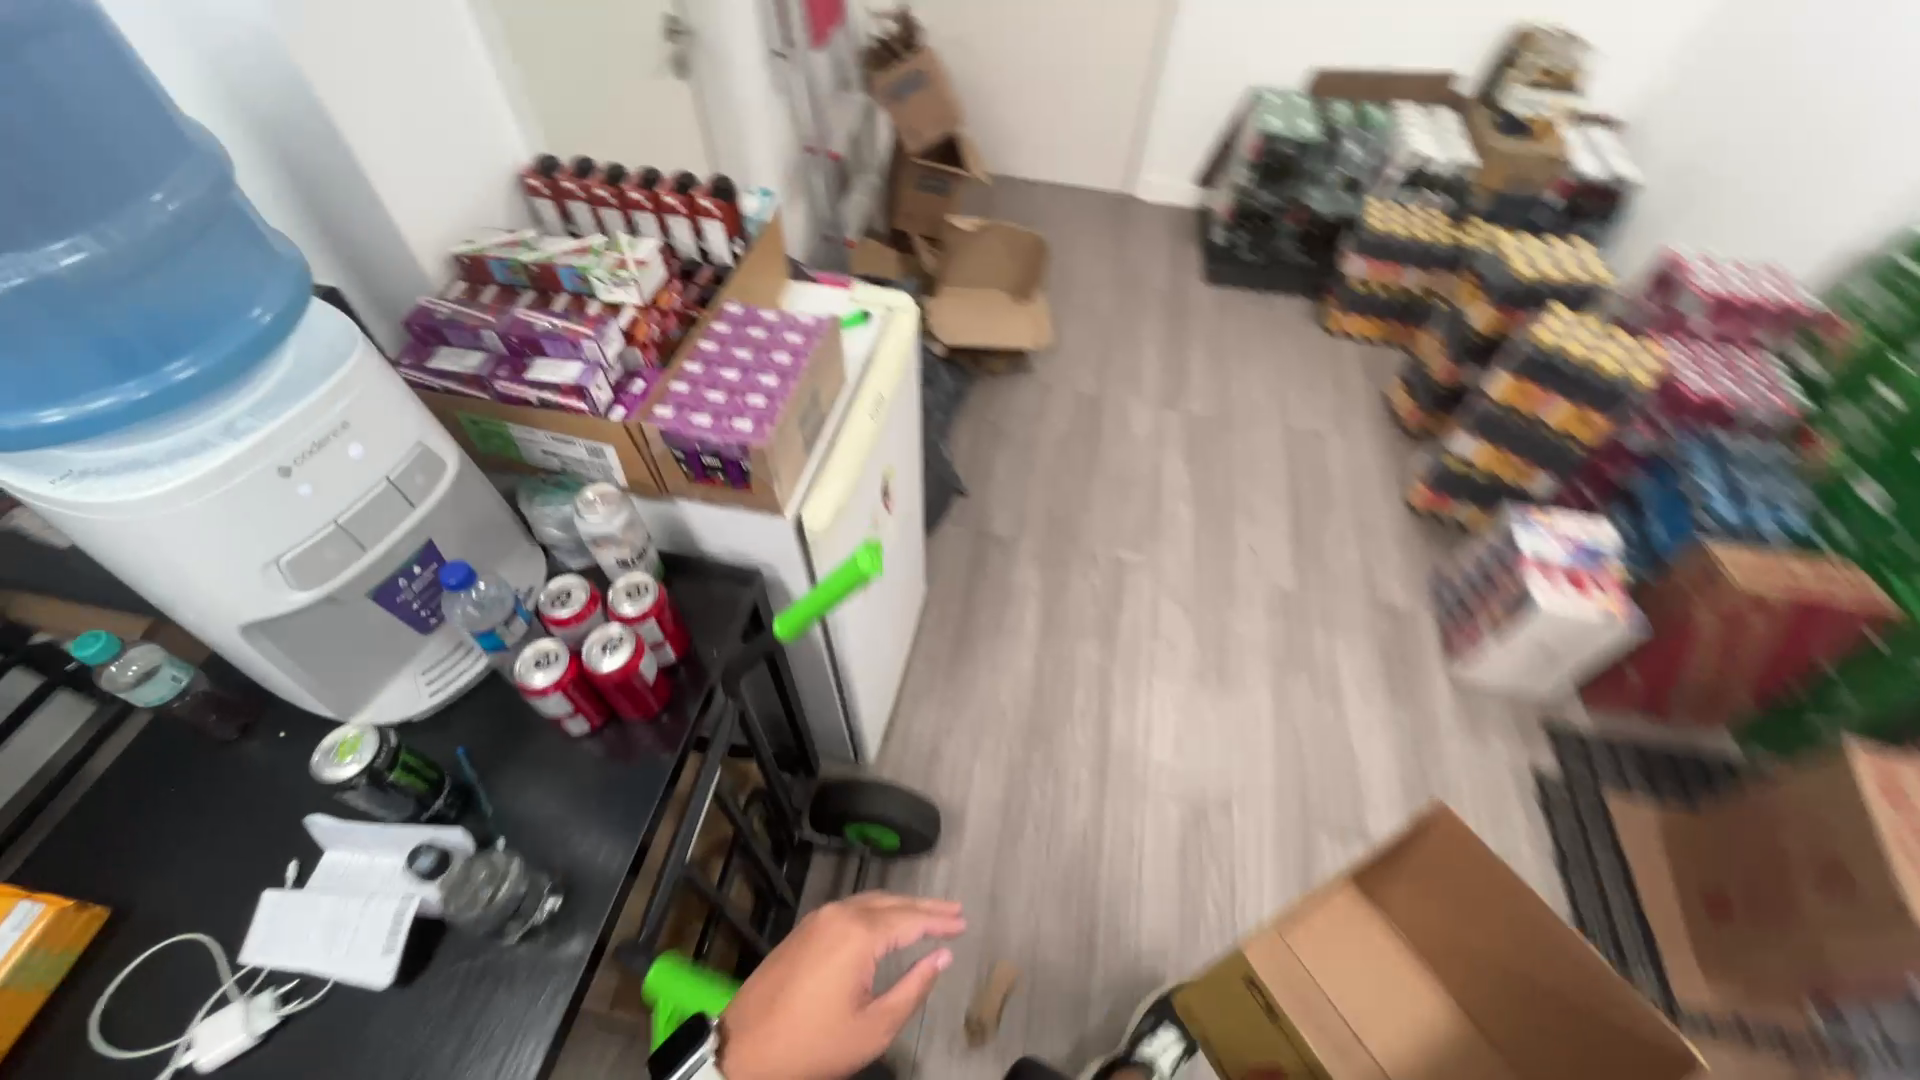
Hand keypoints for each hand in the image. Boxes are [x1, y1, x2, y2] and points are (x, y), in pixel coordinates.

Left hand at [718, 892, 964, 1079]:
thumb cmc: (813, 1045)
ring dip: (901, 907)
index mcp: (858, 934)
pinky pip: (850, 909)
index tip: (964, 923)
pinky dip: (877, 912)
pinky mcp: (804, 929)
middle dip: (925, 908)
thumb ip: (913, 988)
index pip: (910, 920)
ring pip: (870, 902)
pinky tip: (888, 922)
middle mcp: (839, 914)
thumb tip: (941, 957)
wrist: (743, 1049)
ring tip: (929, 915)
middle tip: (955, 913)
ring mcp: (818, 919)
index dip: (940, 922)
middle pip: (892, 903)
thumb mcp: (873, 1028)